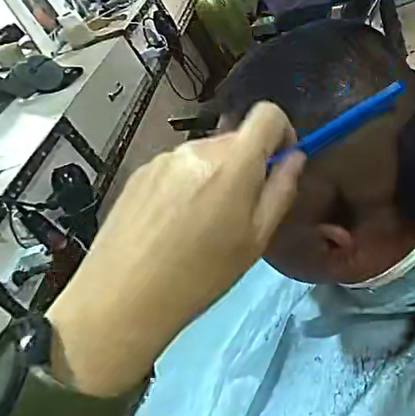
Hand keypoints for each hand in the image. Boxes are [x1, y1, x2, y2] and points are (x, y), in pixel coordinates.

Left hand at [47, 103, 304, 394]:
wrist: (119, 301)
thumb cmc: (201, 276)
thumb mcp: (256, 239)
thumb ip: (281, 191)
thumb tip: (294, 158)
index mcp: (232, 163)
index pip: (268, 114)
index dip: (282, 132)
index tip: (279, 165)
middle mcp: (197, 148)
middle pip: (238, 137)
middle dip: (248, 163)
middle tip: (240, 210)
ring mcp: (164, 158)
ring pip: (208, 153)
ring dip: (216, 174)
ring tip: (203, 221)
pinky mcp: (139, 173)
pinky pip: (179, 166)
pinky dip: (188, 183)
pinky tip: (174, 223)